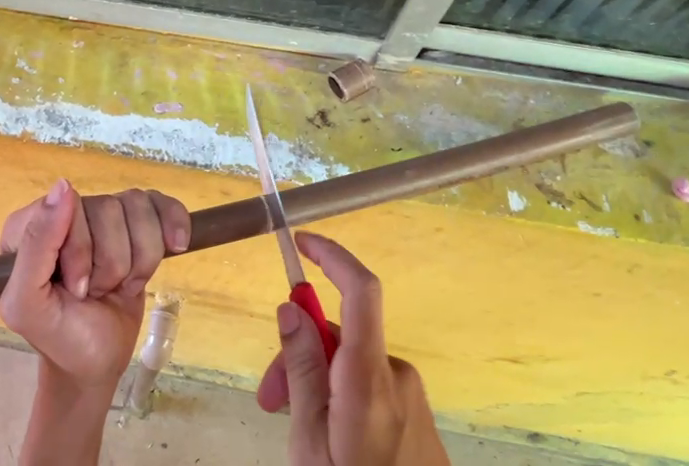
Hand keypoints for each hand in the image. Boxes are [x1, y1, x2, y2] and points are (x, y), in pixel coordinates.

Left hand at [0, 180, 190, 387]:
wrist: (96, 363)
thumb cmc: (59, 339)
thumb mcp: (29, 305)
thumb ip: (36, 246)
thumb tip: (64, 186)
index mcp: (28, 224)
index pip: (70, 205)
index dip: (82, 250)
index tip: (77, 289)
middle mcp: (64, 213)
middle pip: (109, 208)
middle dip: (111, 262)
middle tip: (96, 292)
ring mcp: (102, 218)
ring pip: (137, 207)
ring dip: (139, 258)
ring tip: (120, 285)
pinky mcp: (134, 224)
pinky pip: (161, 203)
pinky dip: (172, 226)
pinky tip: (176, 246)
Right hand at [255, 232, 448, 465]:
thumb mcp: (309, 445)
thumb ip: (302, 373)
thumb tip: (291, 308)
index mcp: (370, 378)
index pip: (361, 290)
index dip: (333, 255)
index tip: (301, 243)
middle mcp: (397, 376)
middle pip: (341, 334)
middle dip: (299, 352)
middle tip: (269, 400)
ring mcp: (412, 396)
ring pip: (351, 363)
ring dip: (317, 382)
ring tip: (293, 430)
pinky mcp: (419, 416)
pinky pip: (370, 386)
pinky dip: (341, 397)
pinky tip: (328, 440)